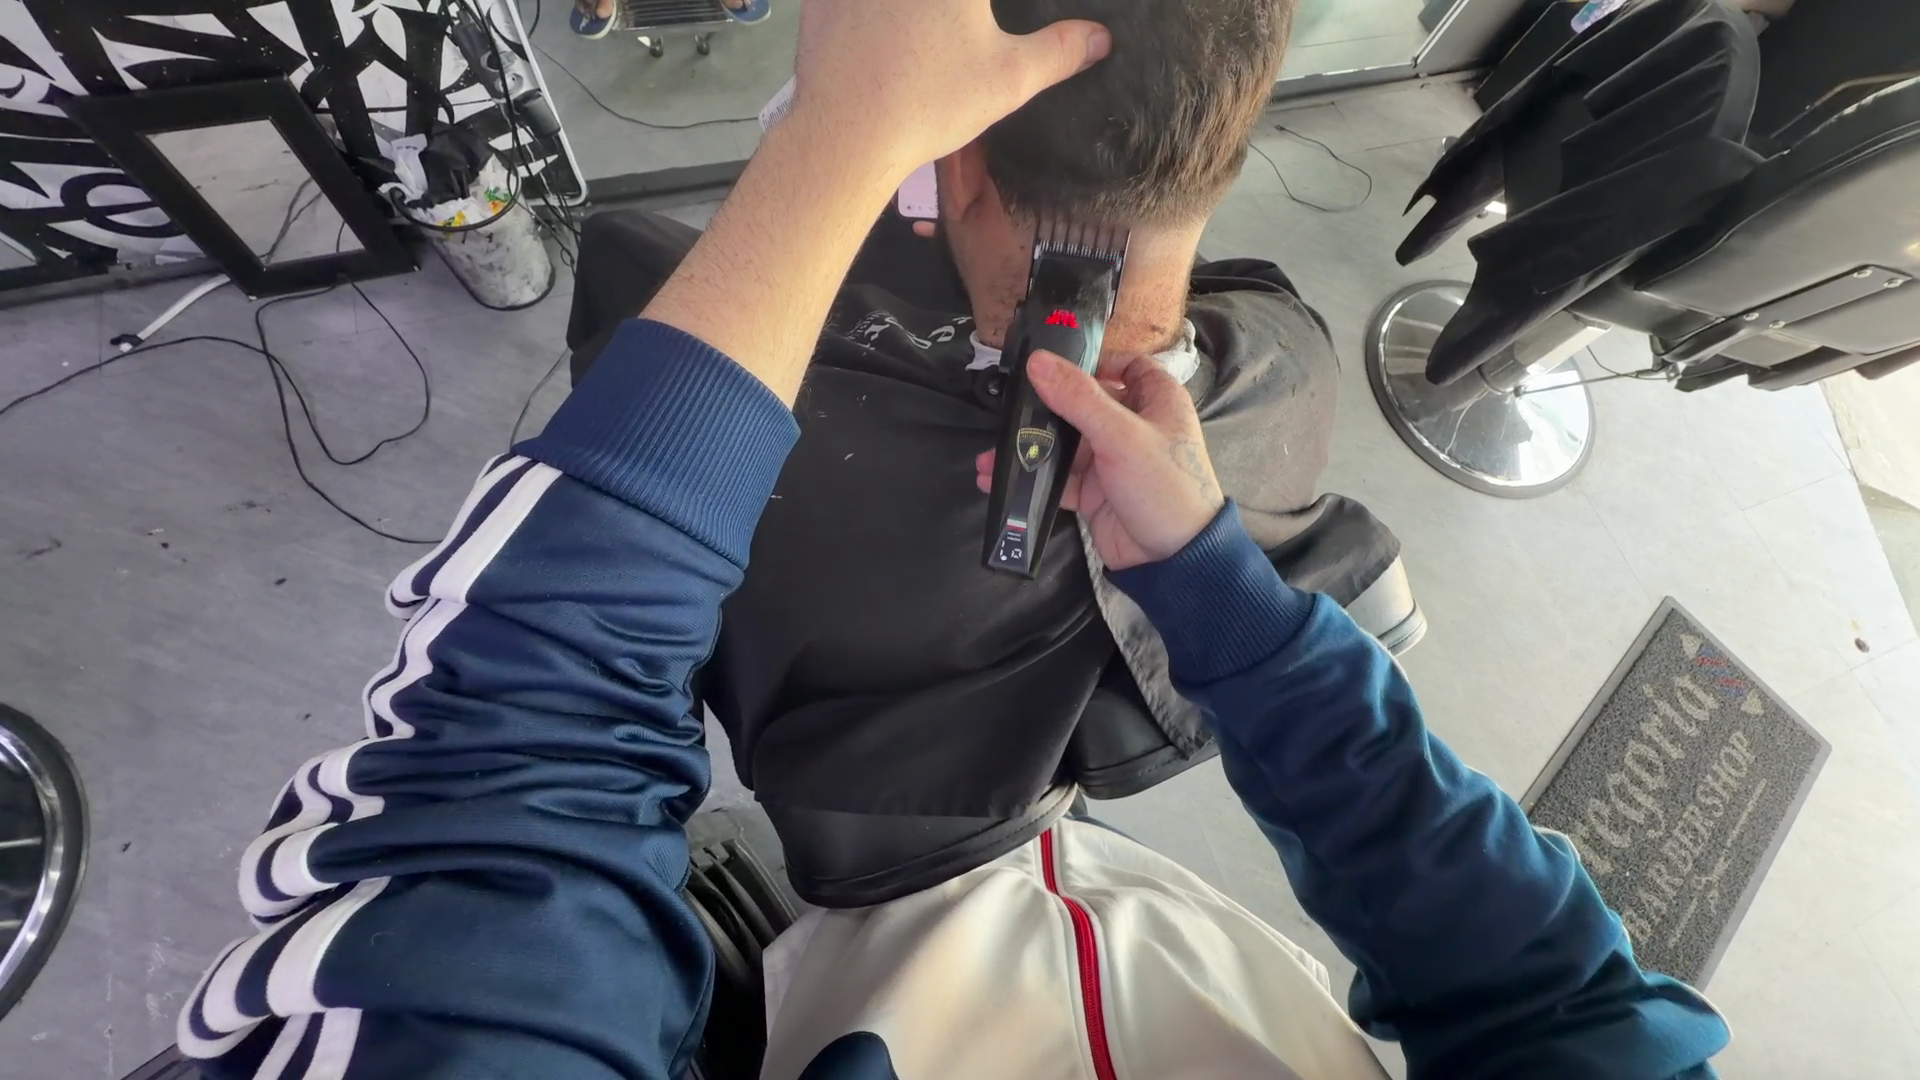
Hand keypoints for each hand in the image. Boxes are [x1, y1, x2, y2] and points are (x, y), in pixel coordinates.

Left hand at [787, 0, 1111, 186]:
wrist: (847, 131)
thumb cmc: (932, 102)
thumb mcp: (1007, 80)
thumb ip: (1058, 52)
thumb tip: (1101, 39)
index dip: (983, 9)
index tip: (983, 23)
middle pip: (953, 0)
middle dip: (962, 13)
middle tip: (963, 29)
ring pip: (901, 0)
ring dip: (917, 16)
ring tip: (926, 38)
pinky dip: (862, 8)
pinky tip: (879, 34)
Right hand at [976, 352, 1225, 570]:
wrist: (1173, 559)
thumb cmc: (1163, 485)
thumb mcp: (1121, 435)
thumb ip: (1078, 398)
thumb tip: (1038, 362)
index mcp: (1156, 401)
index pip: (1127, 367)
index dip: (1096, 363)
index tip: (1056, 366)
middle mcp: (1134, 427)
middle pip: (1085, 406)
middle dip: (1046, 410)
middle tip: (1008, 411)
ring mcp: (1112, 462)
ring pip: (1065, 445)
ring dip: (1031, 448)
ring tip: (991, 454)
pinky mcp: (1094, 493)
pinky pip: (1058, 479)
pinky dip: (1032, 478)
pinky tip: (998, 479)